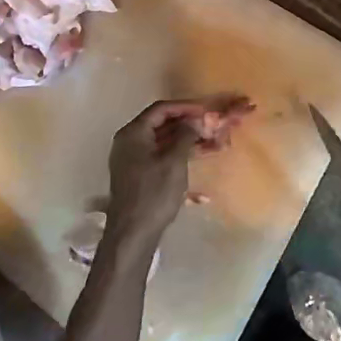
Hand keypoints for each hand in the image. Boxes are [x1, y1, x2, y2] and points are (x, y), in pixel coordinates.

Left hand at [104, 96, 252, 251]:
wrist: (133, 233)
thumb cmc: (153, 193)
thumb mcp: (174, 161)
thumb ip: (185, 135)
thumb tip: (195, 119)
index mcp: (133, 133)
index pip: (161, 109)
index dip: (185, 107)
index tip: (206, 110)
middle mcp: (129, 142)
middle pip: (161, 124)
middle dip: (187, 123)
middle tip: (211, 125)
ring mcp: (132, 159)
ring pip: (163, 141)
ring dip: (185, 139)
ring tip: (211, 140)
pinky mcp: (138, 174)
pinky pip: (160, 155)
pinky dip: (178, 153)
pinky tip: (197, 157)